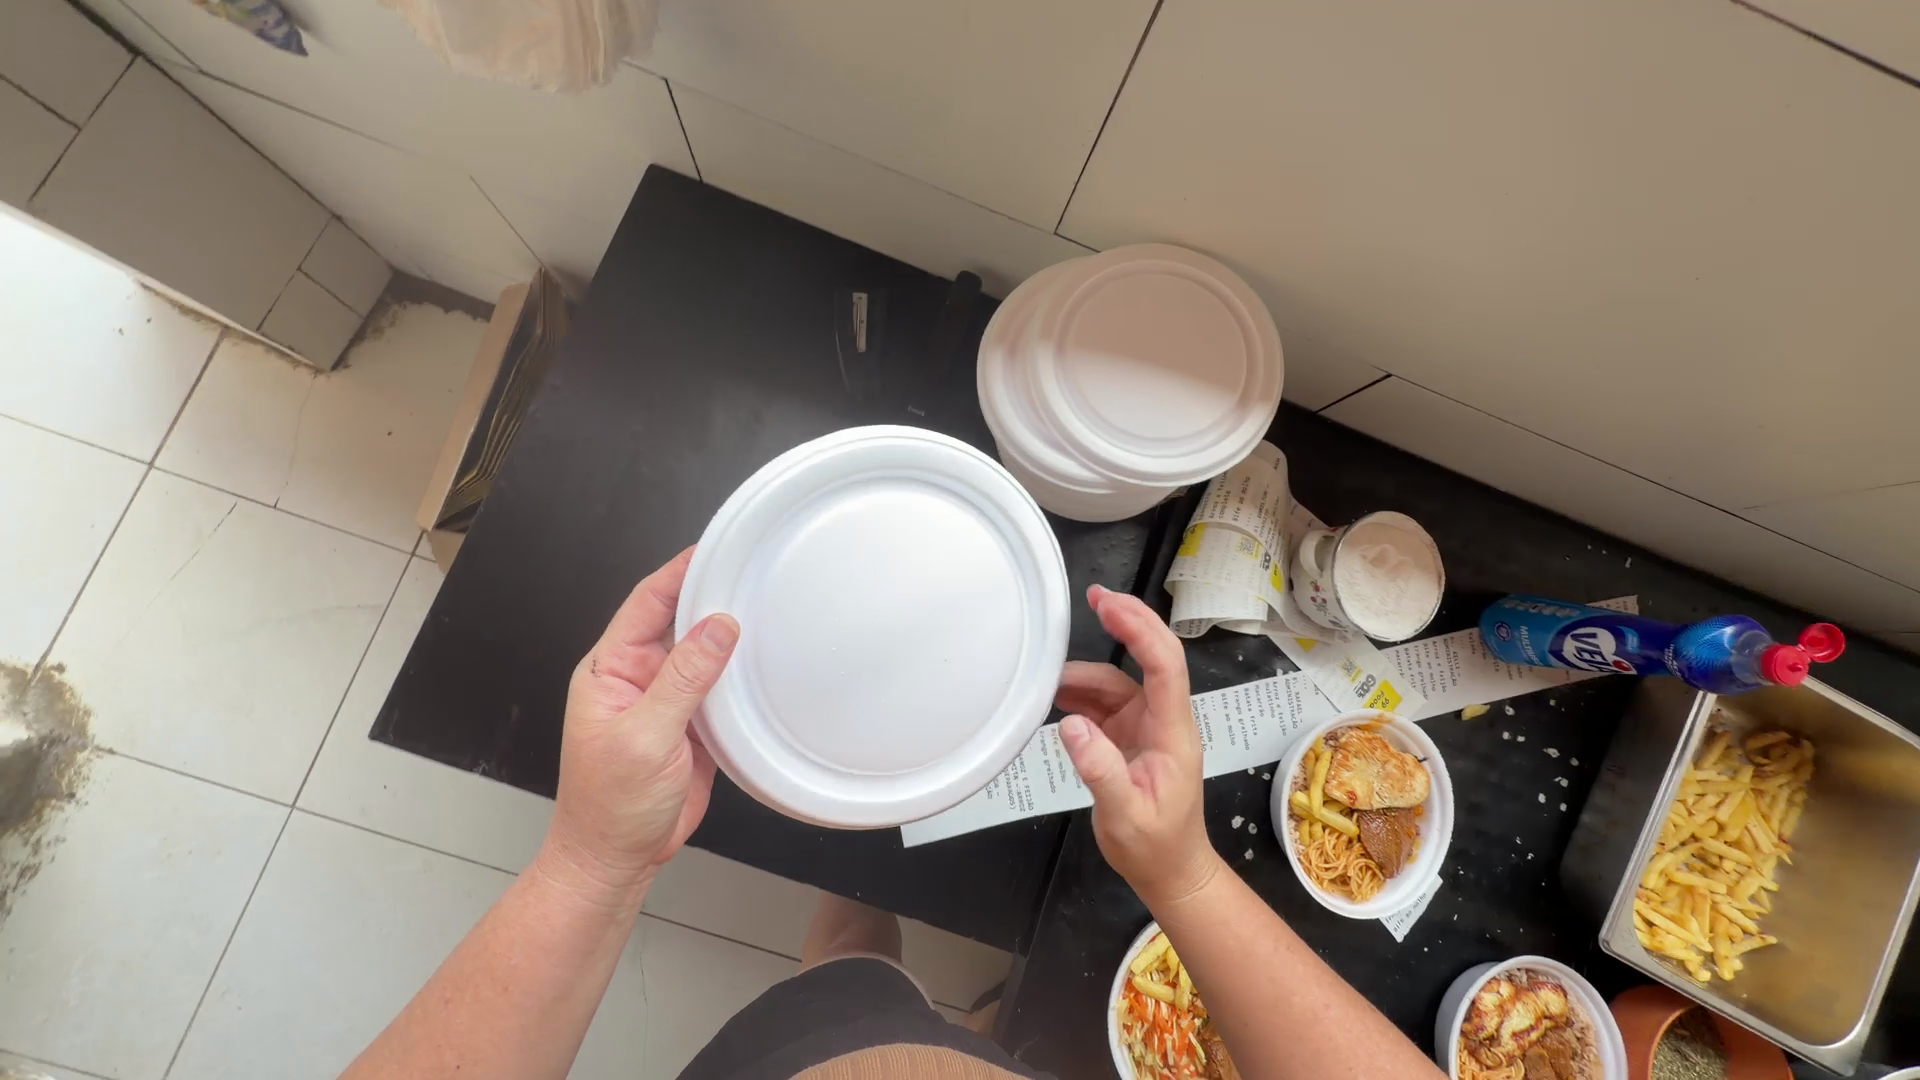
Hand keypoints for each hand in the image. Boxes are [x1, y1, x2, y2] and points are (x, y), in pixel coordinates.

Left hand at [542, 547, 738, 903]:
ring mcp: (668, 698)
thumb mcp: (644, 738)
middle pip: (677, 619)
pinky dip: (741, 670)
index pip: (646, 603)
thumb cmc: (609, 807)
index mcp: (611, 670)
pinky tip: (763, 660)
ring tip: (763, 607)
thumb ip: (683, 680)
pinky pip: (720, 683)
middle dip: (711, 595)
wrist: (619, 858)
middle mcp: (639, 676)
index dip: (678, 573)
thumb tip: (717, 628)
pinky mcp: (694, 720)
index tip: (712, 549)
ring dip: (729, 633)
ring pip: (703, 650)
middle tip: (750, 572)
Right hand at [1056, 585, 1219, 906]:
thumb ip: (1100, 770)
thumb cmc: (1155, 848)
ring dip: (1082, 672)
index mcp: (1173, 731)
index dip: (1139, 630)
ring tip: (1045, 680)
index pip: (1164, 666)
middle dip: (1127, 620)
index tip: (1108, 605)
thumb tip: (1071, 724)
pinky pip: (1101, 700)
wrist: (1170, 871)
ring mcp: (1145, 723)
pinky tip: (1053, 698)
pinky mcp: (1127, 733)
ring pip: (1116, 678)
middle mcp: (1162, 717)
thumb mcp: (1125, 817)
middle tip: (1093, 595)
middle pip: (1152, 655)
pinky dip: (1076, 693)